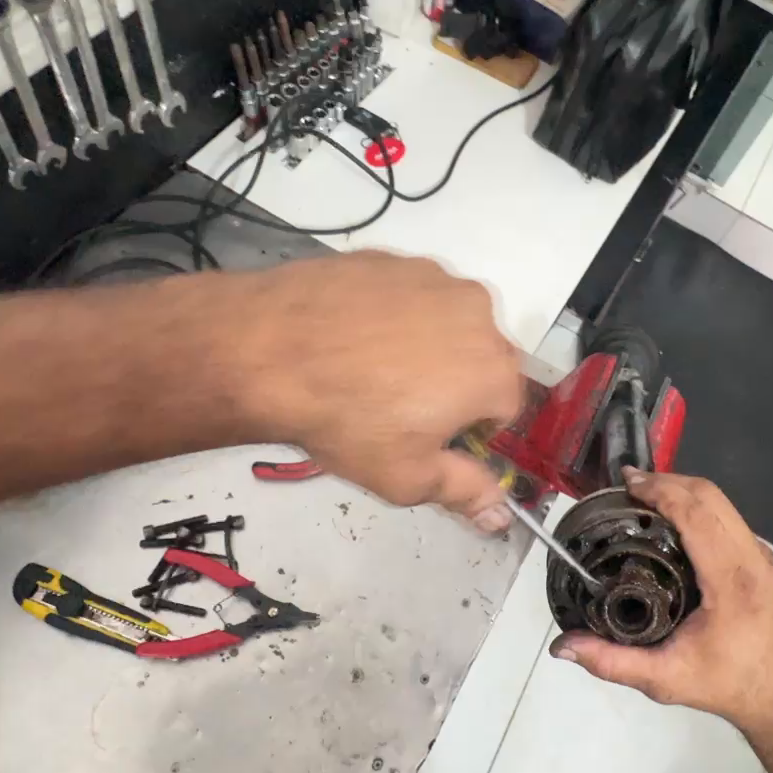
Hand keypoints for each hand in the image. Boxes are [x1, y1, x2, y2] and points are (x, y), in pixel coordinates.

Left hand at [233, 251, 525, 530]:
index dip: (471, 429)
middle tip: (401, 404)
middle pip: (483, 358)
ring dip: (428, 344)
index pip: (505, 408)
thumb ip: (466, 492)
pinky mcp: (394, 259)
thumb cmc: (347, 420)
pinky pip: (411, 294)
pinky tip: (353, 335)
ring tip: (372, 367)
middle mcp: (478, 313)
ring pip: (448, 321)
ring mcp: (434, 278)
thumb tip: (501, 514)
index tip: (432, 436)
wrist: (267, 349)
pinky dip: (394, 314)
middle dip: (456, 382)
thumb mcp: (407, 476)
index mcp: (493, 369)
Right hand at [549, 468, 772, 733]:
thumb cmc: (724, 683)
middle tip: (627, 485)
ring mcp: (761, 553)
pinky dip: (697, 503)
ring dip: (682, 489)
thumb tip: (563, 646)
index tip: (627, 484)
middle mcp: (752, 557)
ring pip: (721, 501)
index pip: (698, 515)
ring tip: (643, 493)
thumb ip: (612, 662)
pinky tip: (669, 513)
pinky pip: (727, 515)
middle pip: (710, 496)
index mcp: (732, 580)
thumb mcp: (664, 679)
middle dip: (668, 481)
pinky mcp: (761, 555)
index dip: (662, 492)